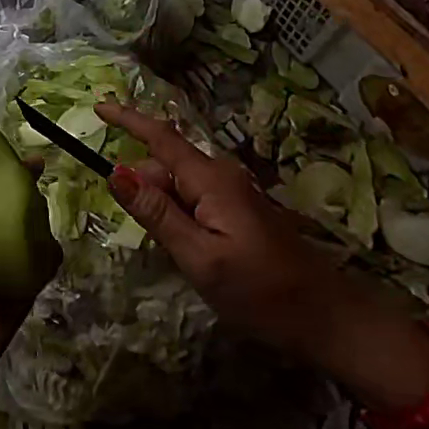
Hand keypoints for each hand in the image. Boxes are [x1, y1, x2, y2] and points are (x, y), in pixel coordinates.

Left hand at [0, 141, 33, 381]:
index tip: (8, 147)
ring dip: (38, 213)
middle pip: (6, 204)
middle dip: (21, 185)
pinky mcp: (22, 287)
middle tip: (41, 167)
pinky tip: (59, 236)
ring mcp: (3, 262)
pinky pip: (40, 264)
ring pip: (27, 230)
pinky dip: (50, 251)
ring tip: (51, 194)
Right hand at [95, 99, 381, 366]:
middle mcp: (221, 177)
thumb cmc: (264, 293)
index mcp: (211, 181)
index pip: (160, 136)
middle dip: (143, 190)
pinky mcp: (238, 211)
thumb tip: (114, 171)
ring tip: (179, 253)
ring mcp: (232, 194)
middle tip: (156, 239)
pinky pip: (191, 200)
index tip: (96, 105)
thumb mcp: (200, 257)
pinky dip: (177, 216)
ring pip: (175, 185)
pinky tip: (192, 250)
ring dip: (161, 208)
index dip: (127, 118)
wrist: (333, 323)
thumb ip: (156, 213)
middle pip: (162, 166)